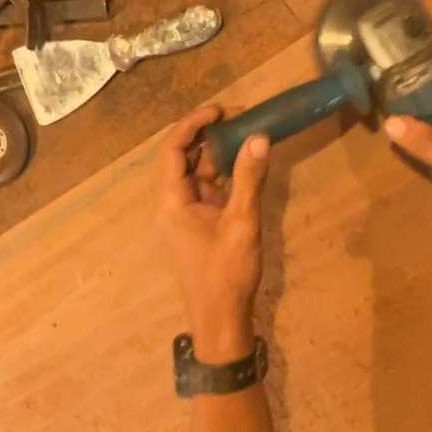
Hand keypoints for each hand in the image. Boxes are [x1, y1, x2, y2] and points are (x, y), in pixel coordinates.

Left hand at [156, 105, 271, 362]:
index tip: (221, 109)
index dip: (193, 123)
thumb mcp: (242, 222)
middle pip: (184, 157)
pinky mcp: (201, 225)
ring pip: (199, 173)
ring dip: (220, 153)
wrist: (221, 322)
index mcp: (172, 201)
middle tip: (242, 117)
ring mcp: (187, 215)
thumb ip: (249, 178)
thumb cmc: (226, 273)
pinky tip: (248, 164)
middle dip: (210, 134)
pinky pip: (210, 190)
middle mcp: (173, 203)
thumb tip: (259, 137)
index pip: (173, 149)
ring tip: (249, 134)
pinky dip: (226, 174)